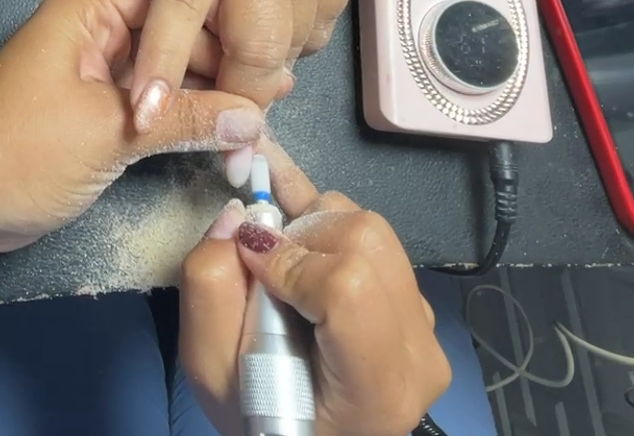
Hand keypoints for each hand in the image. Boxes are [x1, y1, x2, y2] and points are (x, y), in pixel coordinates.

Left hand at [0, 0, 266, 250]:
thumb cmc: (22, 151)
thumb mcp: (109, 131)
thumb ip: (185, 119)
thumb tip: (254, 119)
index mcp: (87, 13)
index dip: (217, 14)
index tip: (266, 42)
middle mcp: (95, 32)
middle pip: (171, 34)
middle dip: (219, 64)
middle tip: (275, 96)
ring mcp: (96, 73)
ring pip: (165, 72)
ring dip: (205, 95)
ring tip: (261, 121)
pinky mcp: (98, 109)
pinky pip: (150, 102)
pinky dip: (182, 117)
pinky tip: (223, 134)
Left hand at [122, 0, 376, 164]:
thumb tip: (127, 32)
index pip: (181, 2)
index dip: (162, 62)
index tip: (145, 113)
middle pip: (253, 43)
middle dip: (230, 89)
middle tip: (211, 103)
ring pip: (290, 49)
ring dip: (259, 69)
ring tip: (235, 53)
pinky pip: (316, 35)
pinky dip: (289, 47)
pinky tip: (269, 20)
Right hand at [180, 143, 449, 435]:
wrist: (307, 430)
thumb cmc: (259, 415)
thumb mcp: (210, 367)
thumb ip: (210, 288)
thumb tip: (238, 218)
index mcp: (374, 386)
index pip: (347, 287)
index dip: (289, 257)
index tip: (248, 256)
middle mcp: (415, 350)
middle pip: (363, 240)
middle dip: (299, 232)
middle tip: (263, 254)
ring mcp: (424, 323)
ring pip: (369, 228)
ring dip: (312, 225)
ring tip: (282, 254)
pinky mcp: (415, 299)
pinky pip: (374, 235)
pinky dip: (326, 222)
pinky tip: (294, 221)